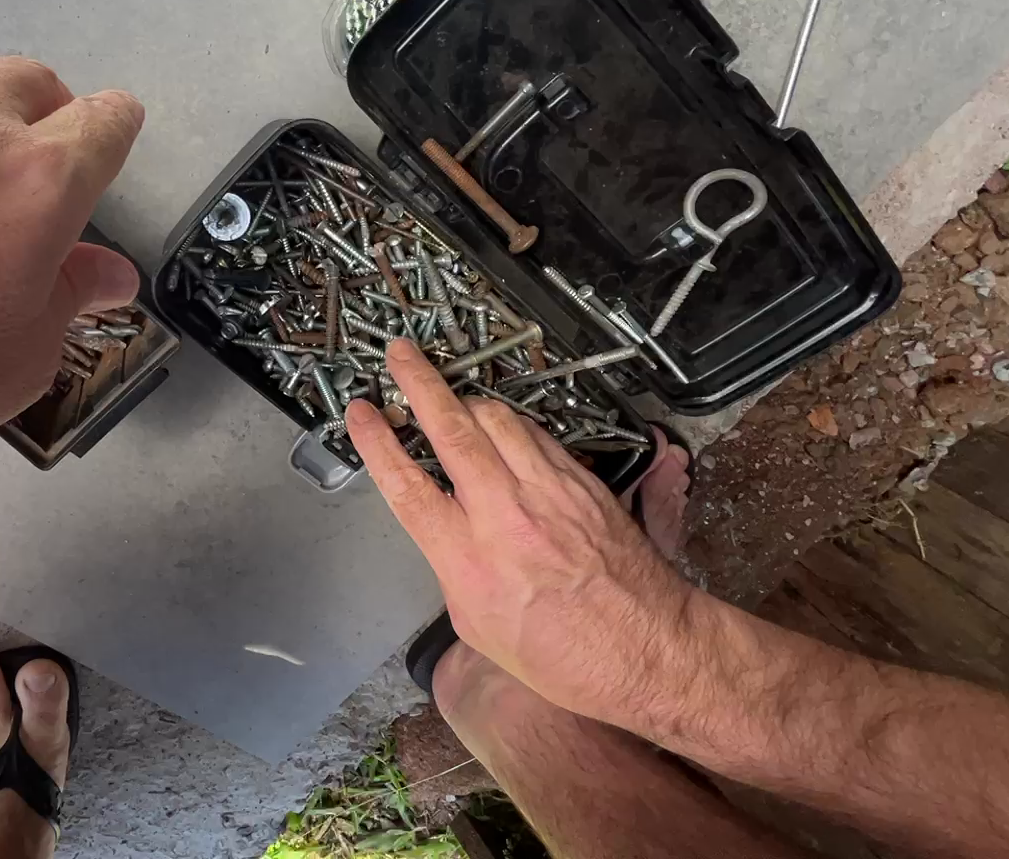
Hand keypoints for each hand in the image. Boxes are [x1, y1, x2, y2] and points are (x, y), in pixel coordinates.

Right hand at [345, 339, 702, 724]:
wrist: (648, 652)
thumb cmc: (557, 653)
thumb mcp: (474, 620)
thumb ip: (449, 559)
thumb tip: (440, 519)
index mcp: (468, 560)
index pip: (407, 485)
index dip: (376, 442)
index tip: (360, 412)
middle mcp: (505, 516)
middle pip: (451, 430)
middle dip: (420, 384)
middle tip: (401, 354)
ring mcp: (549, 492)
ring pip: (497, 419)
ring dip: (465, 401)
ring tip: (450, 398)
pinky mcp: (580, 482)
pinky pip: (535, 433)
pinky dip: (508, 423)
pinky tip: (499, 428)